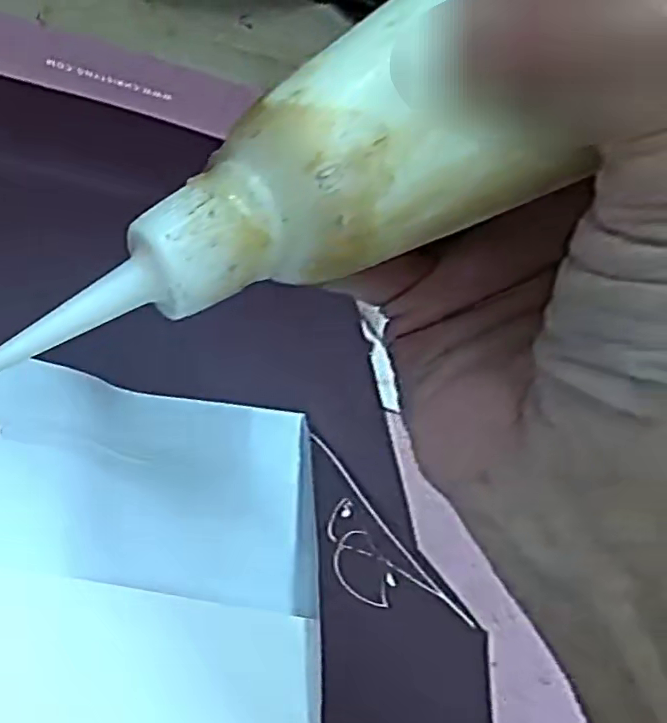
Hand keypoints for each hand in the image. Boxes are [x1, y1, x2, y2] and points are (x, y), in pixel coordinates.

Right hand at [333, 0, 666, 503]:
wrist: (611, 495)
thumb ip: (622, 69)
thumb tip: (483, 14)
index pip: (571, 46)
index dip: (493, 35)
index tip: (416, 32)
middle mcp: (592, 165)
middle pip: (476, 101)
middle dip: (404, 93)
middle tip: (344, 78)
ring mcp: (501, 233)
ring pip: (402, 174)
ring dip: (343, 168)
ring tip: (286, 149)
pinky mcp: (425, 294)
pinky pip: (353, 250)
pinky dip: (310, 241)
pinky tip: (280, 226)